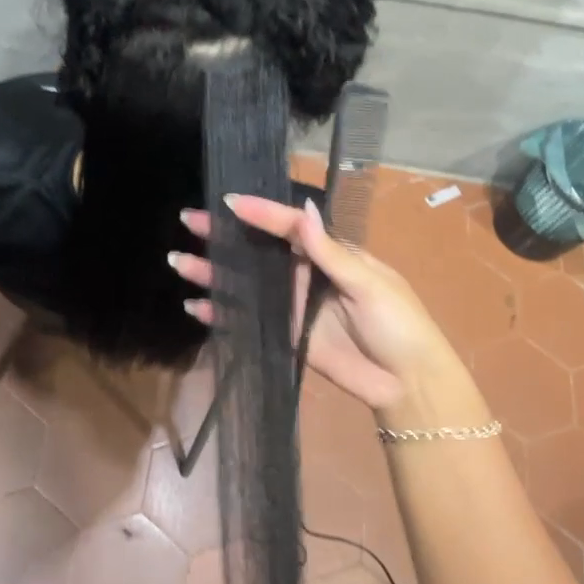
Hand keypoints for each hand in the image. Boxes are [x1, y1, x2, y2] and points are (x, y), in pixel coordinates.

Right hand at [173, 195, 457, 410]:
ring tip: (178, 262)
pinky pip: (246, 320)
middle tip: (188, 221)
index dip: (260, 213)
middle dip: (222, 236)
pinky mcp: (283, 336)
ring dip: (212, 273)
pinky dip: (220, 315)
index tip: (228, 202)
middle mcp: (304, 276)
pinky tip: (194, 306)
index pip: (288, 227)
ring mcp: (291, 306)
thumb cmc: (398, 324)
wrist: (405, 381)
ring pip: (244, 284)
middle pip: (257, 251)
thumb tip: (304, 211)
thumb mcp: (370, 284)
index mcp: (330, 255)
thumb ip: (331, 253)